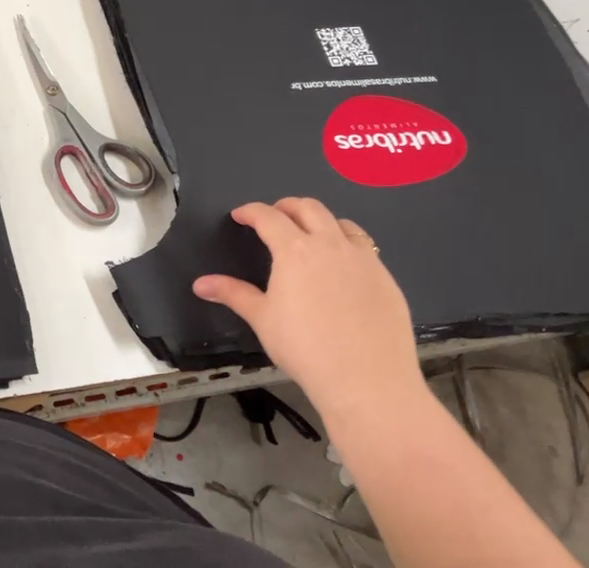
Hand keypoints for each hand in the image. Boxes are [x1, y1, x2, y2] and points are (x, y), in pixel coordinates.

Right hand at [192, 197, 422, 418]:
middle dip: (287, 207)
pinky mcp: (388, 280)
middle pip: (309, 209)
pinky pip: (366, 249)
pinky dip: (348, 246)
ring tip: (312, 236)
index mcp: (295, 251)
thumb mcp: (262, 319)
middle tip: (274, 217)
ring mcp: (365, 262)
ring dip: (322, 222)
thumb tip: (200, 284)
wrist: (369, 382)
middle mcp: (331, 246)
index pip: (268, 216)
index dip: (251, 211)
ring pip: (343, 224)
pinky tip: (343, 269)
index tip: (240, 216)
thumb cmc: (306, 348)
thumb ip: (233, 294)